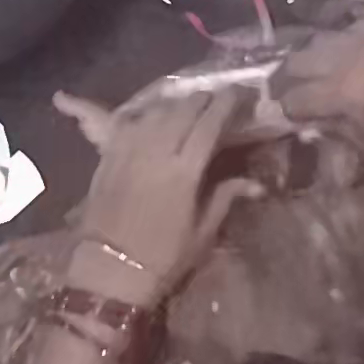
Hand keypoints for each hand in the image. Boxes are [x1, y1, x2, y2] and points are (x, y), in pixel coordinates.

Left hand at [53, 88, 258, 305]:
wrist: (109, 270)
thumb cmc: (163, 258)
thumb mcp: (203, 233)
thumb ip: (225, 197)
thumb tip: (256, 184)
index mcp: (184, 171)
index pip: (209, 123)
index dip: (225, 103)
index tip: (238, 92)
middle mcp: (155, 152)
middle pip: (182, 109)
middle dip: (201, 99)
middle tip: (214, 99)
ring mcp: (127, 150)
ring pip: (154, 110)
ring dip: (174, 103)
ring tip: (185, 106)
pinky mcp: (107, 155)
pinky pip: (126, 122)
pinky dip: (142, 114)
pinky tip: (150, 116)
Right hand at [276, 17, 363, 178]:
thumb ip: (338, 133)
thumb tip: (315, 122)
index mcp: (346, 95)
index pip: (295, 97)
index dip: (286, 110)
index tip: (285, 118)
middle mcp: (352, 59)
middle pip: (299, 60)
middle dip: (287, 78)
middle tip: (286, 92)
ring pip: (321, 37)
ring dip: (309, 55)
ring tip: (308, 69)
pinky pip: (353, 25)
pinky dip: (339, 37)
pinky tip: (339, 48)